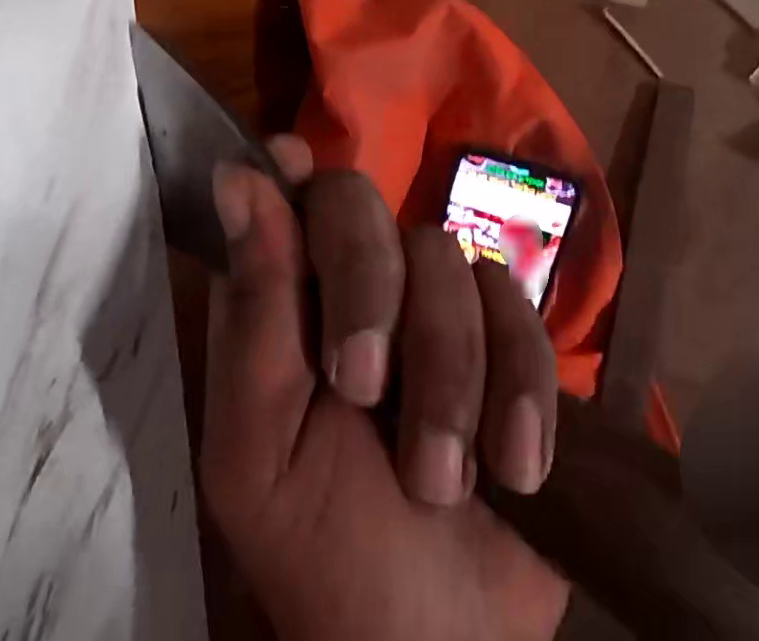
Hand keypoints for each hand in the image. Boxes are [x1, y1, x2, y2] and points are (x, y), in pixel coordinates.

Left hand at [198, 136, 569, 640]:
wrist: (440, 637)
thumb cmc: (325, 546)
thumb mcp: (263, 440)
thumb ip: (255, 310)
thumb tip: (235, 178)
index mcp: (282, 303)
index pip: (280, 195)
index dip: (288, 173)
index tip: (294, 164)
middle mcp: (356, 284)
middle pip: (364, 208)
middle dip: (373, 297)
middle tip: (366, 389)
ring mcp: (436, 305)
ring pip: (449, 260)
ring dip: (450, 377)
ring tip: (441, 477)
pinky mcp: (507, 338)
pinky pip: (522, 314)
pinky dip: (520, 391)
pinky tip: (512, 468)